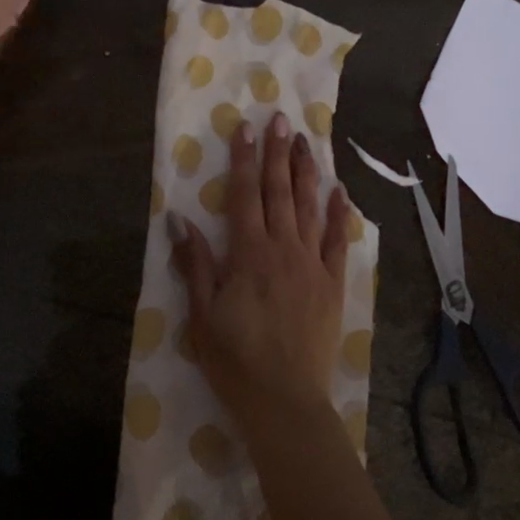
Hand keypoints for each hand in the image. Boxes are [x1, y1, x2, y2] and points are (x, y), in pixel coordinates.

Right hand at [171, 113, 351, 425]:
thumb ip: (195, 264)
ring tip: (306, 142)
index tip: (247, 128)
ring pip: (309, 206)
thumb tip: (179, 219)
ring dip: (306, 172)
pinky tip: (340, 191)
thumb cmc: (235, 359)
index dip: (245, 159)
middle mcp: (283, 248)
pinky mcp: (333, 283)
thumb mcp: (202, 315)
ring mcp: (312, 263)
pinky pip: (336, 240)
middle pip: (279, 191)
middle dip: (279, 153)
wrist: (285, 399)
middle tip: (281, 119)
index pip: (245, 195)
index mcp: (248, 254)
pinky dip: (338, 213)